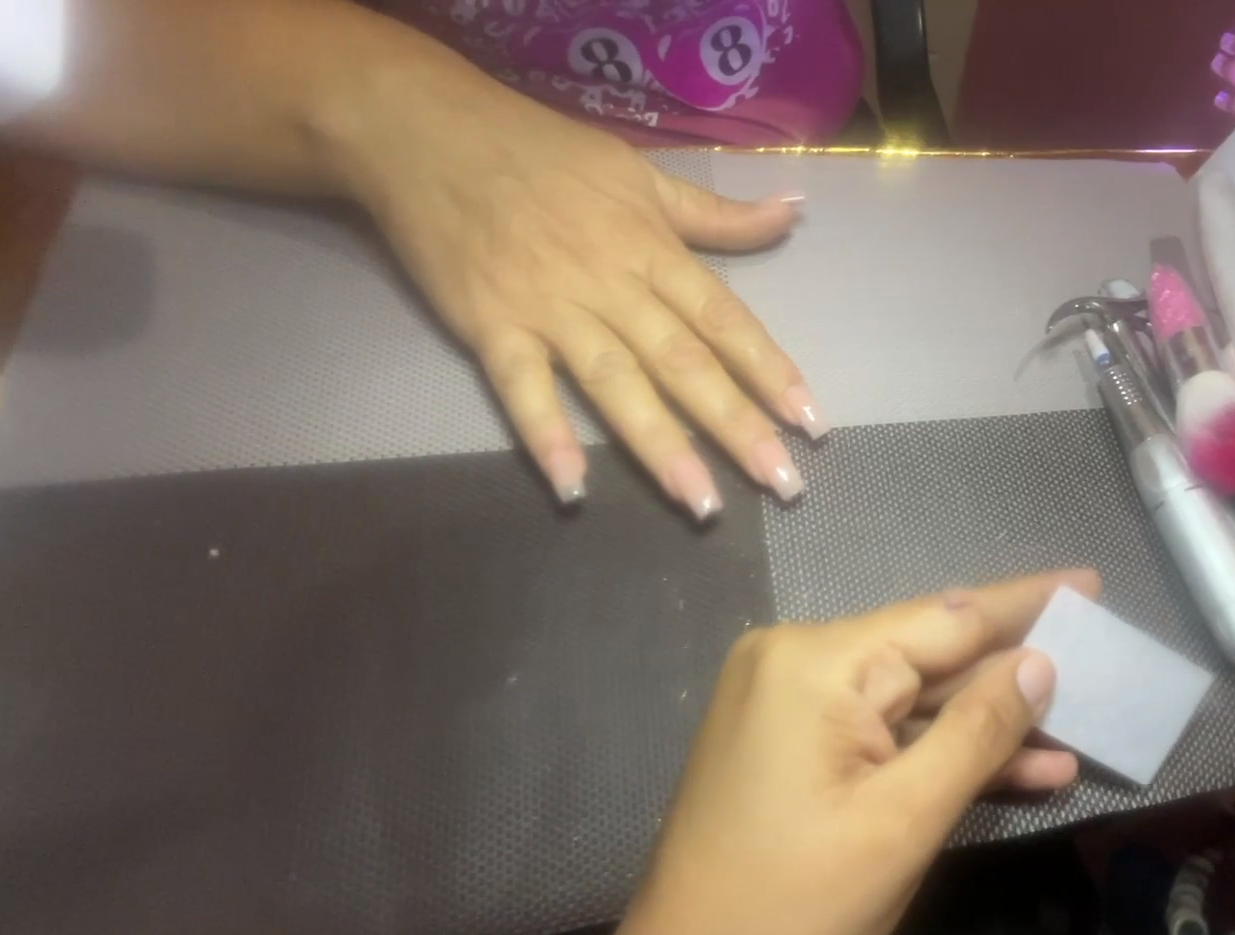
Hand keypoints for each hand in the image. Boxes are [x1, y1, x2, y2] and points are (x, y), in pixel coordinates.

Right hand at [333, 62, 823, 516]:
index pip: (726, 323)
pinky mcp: (490, 328)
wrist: (423, 128)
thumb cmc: (547, 155)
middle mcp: (612, 286)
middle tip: (782, 484)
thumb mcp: (644, 174)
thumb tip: (794, 212)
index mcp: (654, 251)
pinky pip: (522, 389)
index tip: (811, 423)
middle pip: (685, 366)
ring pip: (617, 387)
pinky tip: (573, 488)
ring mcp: (551, 310)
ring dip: (664, 449)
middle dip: (737, 428)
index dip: (771, 373)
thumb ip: (719, 213)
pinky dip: (546, 435)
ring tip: (704, 505)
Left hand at [513, 570, 1097, 934]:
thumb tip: (1040, 662)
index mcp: (817, 661)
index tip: (1087, 583)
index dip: (1024, 603)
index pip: (946, 618)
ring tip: (1077, 723)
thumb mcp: (904, 819)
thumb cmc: (794, 909)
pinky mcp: (796, 743)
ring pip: (913, 698)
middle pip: (930, 652)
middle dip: (1013, 665)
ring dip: (988, 722)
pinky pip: (884, 732)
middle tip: (1094, 653)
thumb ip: (978, 730)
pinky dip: (942, 751)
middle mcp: (798, 661)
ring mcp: (792, 702)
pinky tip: (1024, 767)